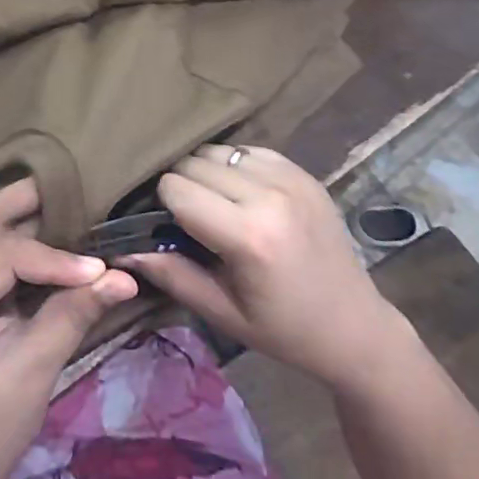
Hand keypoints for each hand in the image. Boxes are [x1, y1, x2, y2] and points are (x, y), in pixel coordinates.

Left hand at [0, 179, 138, 478]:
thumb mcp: (34, 368)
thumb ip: (74, 314)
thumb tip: (125, 277)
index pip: (5, 255)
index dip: (55, 258)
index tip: (100, 267)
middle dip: (29, 199)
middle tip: (76, 185)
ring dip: (26, 210)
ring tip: (70, 199)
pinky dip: (23, 232)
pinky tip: (55, 228)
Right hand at [121, 145, 400, 388]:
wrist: (355, 326)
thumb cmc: (283, 329)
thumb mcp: (222, 313)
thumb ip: (172, 274)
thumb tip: (123, 249)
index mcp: (249, 237)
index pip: (177, 189)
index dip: (164, 205)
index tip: (170, 226)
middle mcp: (270, 197)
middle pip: (194, 163)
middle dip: (182, 186)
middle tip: (191, 217)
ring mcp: (290, 179)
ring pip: (218, 150)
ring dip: (206, 172)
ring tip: (216, 203)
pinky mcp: (303, 172)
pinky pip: (247, 150)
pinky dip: (234, 166)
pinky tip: (242, 193)